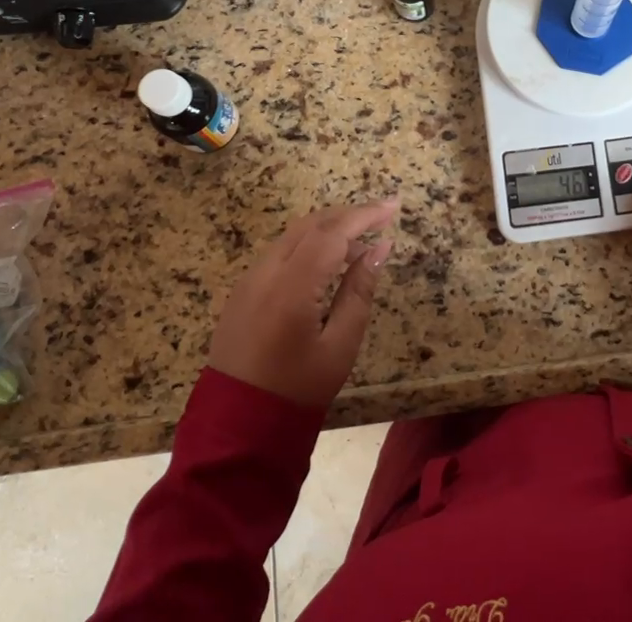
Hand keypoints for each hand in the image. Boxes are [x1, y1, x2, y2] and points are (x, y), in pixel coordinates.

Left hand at [209, 198, 398, 406]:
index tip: (393, 207)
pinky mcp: (242, 291)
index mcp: (291, 287)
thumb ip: (359, 291)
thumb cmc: (298, 388)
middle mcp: (265, 273)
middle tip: (381, 218)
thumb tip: (380, 247)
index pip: (332, 233)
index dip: (364, 216)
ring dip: (327, 230)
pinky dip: (308, 246)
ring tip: (361, 245)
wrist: (238, 424)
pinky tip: (329, 264)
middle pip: (309, 225)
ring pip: (292, 236)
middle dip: (347, 215)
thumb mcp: (340, 344)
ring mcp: (248, 280)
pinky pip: (279, 253)